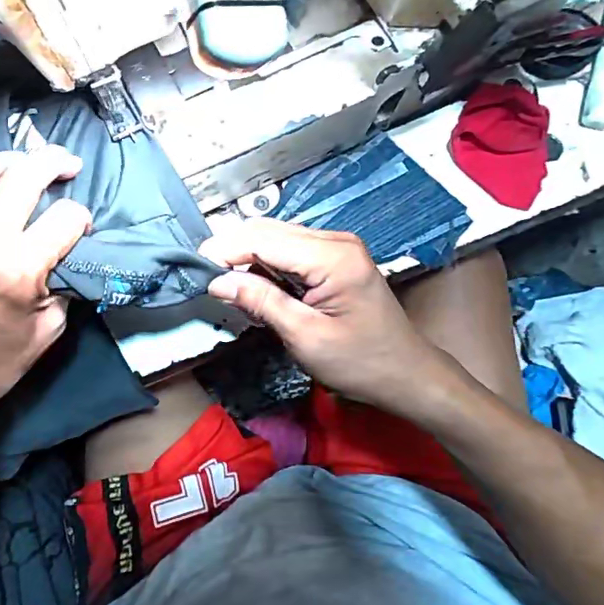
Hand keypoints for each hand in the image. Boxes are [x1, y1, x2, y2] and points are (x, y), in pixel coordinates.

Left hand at [0, 136, 93, 463]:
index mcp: (16, 270)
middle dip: (54, 163)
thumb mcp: (47, 331)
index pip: (64, 218)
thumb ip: (62, 283)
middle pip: (24, 176)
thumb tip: (70, 250)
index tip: (81, 230)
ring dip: (11, 160)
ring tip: (28, 164)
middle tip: (68, 165)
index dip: (81, 220)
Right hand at [200, 218, 457, 413]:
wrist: (406, 374)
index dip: (226, 250)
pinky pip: (289, 248)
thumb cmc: (359, 362)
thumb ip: (261, 301)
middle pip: (267, 230)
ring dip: (246, 254)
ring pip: (275, 236)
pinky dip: (264, 262)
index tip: (197, 270)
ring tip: (224, 282)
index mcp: (332, 257)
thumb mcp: (305, 336)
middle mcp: (335, 241)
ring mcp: (337, 246)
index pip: (264, 239)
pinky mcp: (334, 256)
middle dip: (231, 249)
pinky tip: (252, 283)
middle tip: (205, 276)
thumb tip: (218, 281)